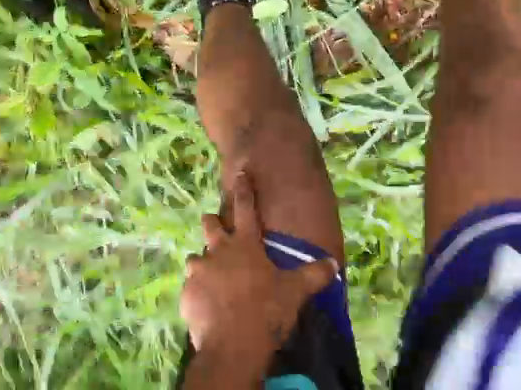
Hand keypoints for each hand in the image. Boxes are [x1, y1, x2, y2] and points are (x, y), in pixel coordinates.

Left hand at [181, 172, 338, 361]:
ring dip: (204, 264)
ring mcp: (200, 272)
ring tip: (213, 279)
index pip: (245, 208)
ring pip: (196, 258)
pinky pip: (190, 288)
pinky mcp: (187, 294)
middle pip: (210, 224)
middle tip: (216, 227)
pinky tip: (207, 306)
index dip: (243, 190)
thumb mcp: (294, 292)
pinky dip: (198, 294)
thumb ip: (313, 275)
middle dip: (212, 222)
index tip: (240, 174)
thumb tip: (334, 264)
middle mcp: (219, 251)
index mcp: (246, 245)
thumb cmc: (266, 311)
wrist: (233, 346)